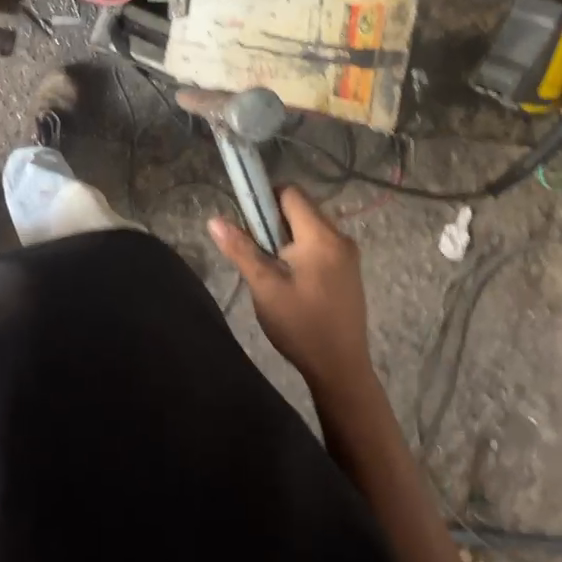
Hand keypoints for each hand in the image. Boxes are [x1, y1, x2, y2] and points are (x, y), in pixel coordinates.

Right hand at [210, 186, 370, 388]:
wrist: (340, 368)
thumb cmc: (300, 325)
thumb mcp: (264, 286)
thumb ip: (241, 249)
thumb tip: (214, 220)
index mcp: (322, 237)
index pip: (291, 193)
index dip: (264, 198)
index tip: (246, 222)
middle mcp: (340, 238)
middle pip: (300, 209)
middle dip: (271, 222)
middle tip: (254, 251)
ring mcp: (347, 256)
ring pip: (308, 229)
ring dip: (284, 238)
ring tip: (269, 269)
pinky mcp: (347, 272)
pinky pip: (318, 245)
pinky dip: (298, 251)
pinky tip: (287, 279)